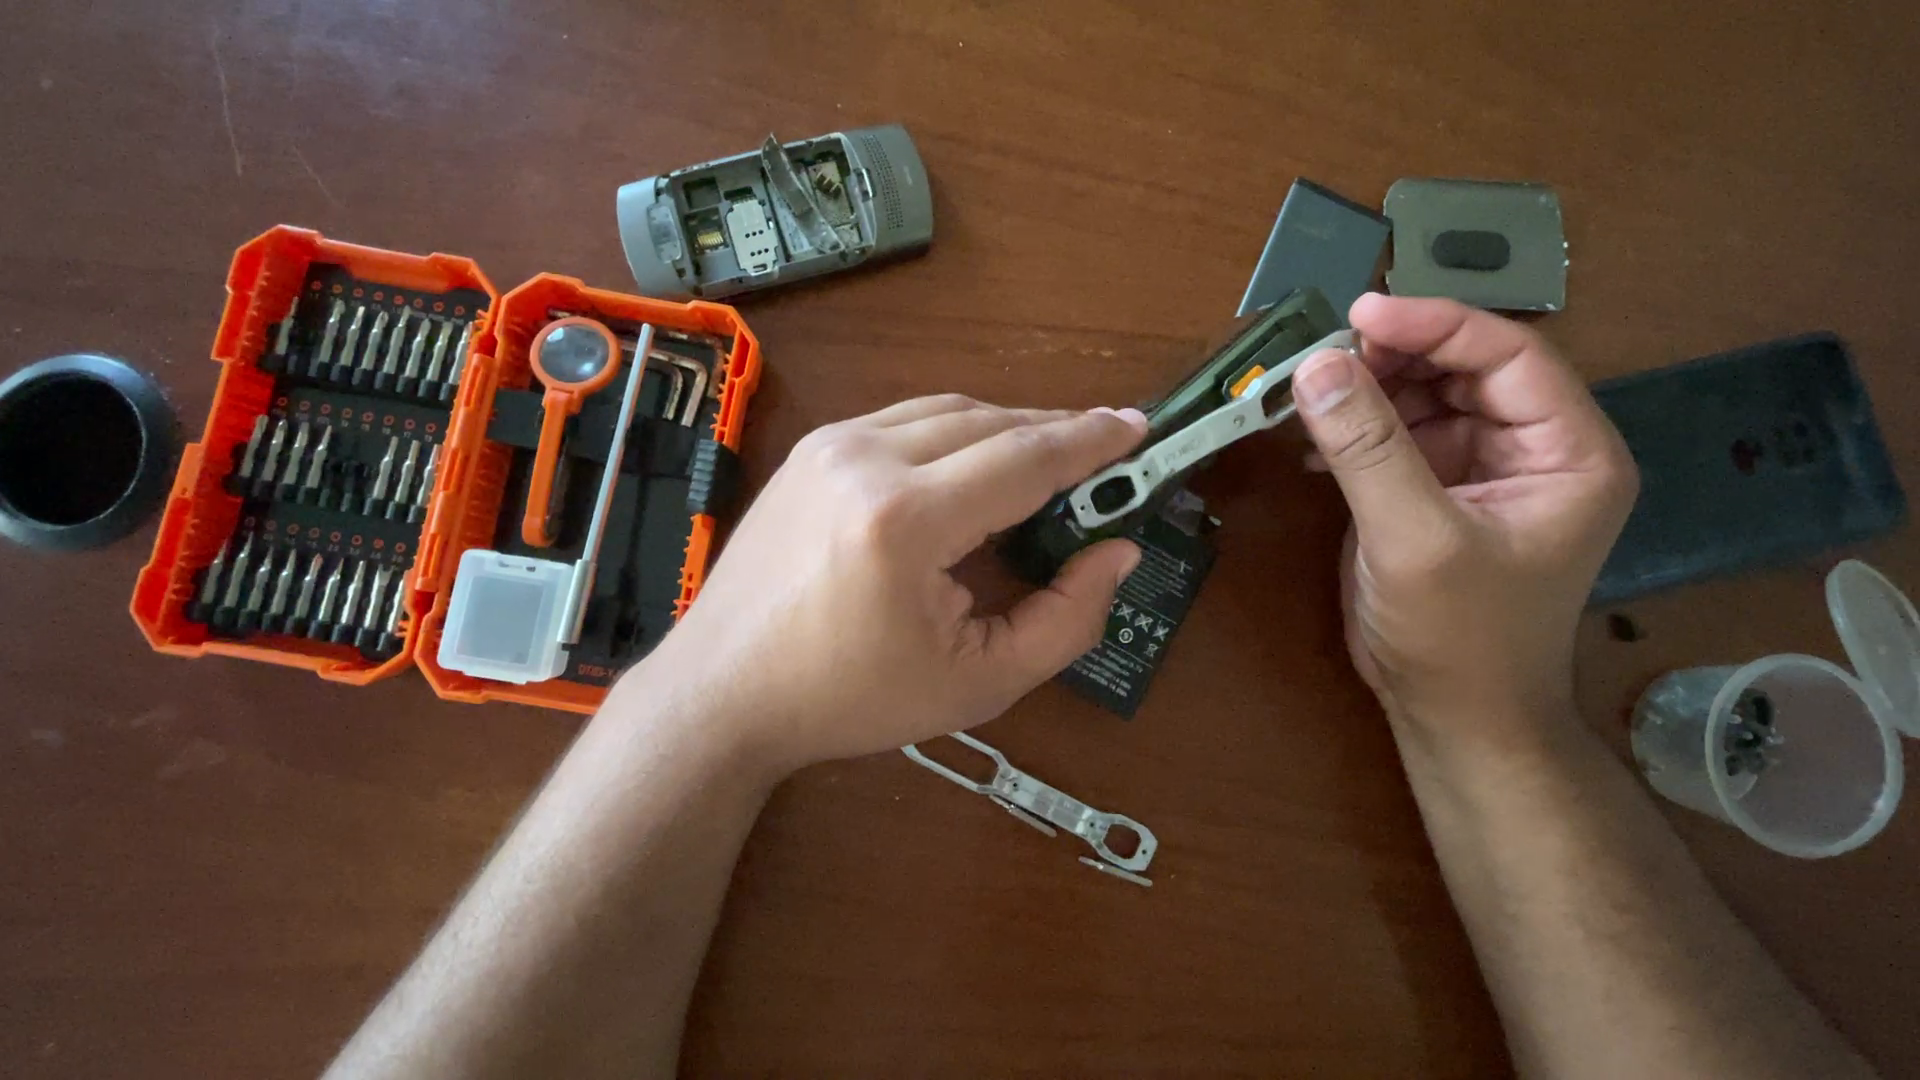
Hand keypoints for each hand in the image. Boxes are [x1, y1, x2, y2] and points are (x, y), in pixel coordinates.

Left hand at [632, 396, 1146, 771]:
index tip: (1137, 430)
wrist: (724, 689)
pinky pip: (903, 421)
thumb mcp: (978, 683)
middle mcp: (864, 459)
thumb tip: (1117, 552)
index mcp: (906, 520)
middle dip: (1054, 433)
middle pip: (989, 422)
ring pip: (946, 411)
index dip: (1090, 442)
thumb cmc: (851, 699)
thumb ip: (1065, 619)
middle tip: (1102, 456)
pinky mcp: (811, 450)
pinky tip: (973, 467)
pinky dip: (954, 433)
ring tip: (1048, 460)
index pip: (1024, 459)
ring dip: (1006, 429)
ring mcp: (829, 445)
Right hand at [1290, 294, 1637, 736]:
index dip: (1436, 325)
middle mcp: (1530, 449)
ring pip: (1421, 399)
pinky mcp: (1430, 494)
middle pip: (1463, 370)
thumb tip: (1315, 365)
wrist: (1452, 713)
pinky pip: (1391, 438)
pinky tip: (1310, 436)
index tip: (1358, 315)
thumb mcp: (1415, 538)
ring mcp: (1477, 471)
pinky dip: (1350, 430)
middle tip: (1322, 357)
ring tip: (1307, 393)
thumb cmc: (1458, 635)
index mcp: (1568, 451)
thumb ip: (1367, 448)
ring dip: (1364, 391)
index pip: (1509, 354)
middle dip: (1393, 358)